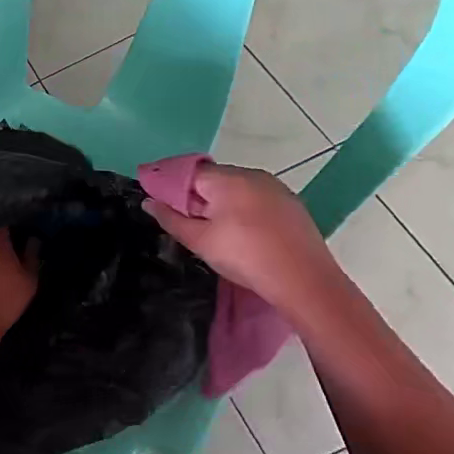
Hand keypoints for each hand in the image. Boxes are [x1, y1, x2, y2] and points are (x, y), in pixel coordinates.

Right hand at [142, 163, 346, 321]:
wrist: (305, 281)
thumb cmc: (246, 257)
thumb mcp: (201, 241)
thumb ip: (171, 219)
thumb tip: (149, 202)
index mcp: (227, 179)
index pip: (188, 172)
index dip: (171, 186)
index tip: (160, 204)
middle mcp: (252, 174)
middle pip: (213, 179)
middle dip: (197, 197)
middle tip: (189, 226)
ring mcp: (276, 187)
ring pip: (237, 189)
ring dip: (222, 204)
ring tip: (218, 234)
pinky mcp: (292, 203)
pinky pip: (258, 199)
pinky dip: (244, 210)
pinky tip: (246, 235)